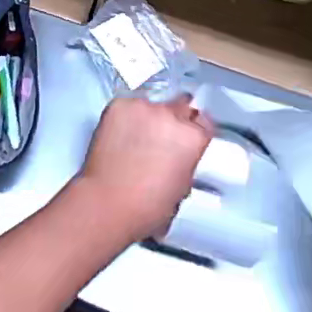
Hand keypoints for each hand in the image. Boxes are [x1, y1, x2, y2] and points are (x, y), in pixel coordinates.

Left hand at [72, 96, 214, 242]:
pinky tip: (120, 136)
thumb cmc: (146, 206)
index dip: (194, 129)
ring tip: (136, 140)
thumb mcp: (183, 185)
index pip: (203, 121)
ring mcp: (143, 107)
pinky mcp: (119, 105)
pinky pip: (128, 105)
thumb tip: (180, 151)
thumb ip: (187, 158)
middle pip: (180, 104)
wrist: (108, 203)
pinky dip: (126, 117)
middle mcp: (171, 115)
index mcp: (192, 137)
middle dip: (174, 119)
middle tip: (161, 136)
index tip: (187, 134)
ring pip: (152, 104)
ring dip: (148, 117)